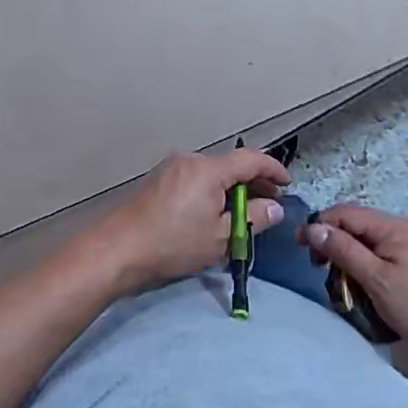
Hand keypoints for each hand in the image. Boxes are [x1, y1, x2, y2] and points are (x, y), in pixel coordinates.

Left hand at [90, 149, 289, 291]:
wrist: (119, 248)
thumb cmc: (173, 243)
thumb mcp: (221, 237)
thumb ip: (253, 219)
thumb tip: (274, 207)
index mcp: (208, 169)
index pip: (250, 159)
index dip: (273, 169)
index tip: (287, 183)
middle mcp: (189, 160)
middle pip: (230, 165)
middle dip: (253, 182)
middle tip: (270, 204)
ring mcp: (171, 168)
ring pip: (212, 173)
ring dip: (231, 188)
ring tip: (243, 213)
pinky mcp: (159, 180)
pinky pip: (195, 179)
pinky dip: (212, 191)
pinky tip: (215, 213)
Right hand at [300, 205, 407, 368]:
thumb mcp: (376, 281)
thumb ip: (343, 250)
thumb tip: (313, 227)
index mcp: (396, 227)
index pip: (345, 212)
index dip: (319, 225)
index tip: (302, 249)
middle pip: (358, 225)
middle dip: (335, 243)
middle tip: (322, 270)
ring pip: (372, 242)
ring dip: (352, 257)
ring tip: (346, 284)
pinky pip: (387, 254)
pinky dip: (371, 266)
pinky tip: (371, 287)